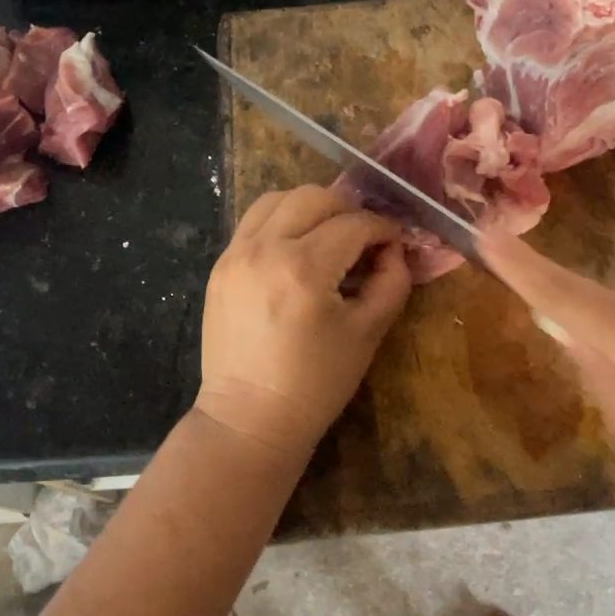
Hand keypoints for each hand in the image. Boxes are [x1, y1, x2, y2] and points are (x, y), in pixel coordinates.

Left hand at [195, 186, 411, 458]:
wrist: (249, 419)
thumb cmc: (315, 384)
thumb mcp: (368, 334)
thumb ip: (391, 282)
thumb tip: (393, 248)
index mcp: (304, 269)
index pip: (353, 224)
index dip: (382, 228)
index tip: (393, 242)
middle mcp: (265, 249)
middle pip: (313, 197)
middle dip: (347, 209)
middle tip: (363, 236)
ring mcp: (236, 254)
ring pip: (277, 198)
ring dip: (309, 207)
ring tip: (327, 235)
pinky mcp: (221, 265)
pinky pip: (253, 222)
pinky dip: (280, 222)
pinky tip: (296, 249)